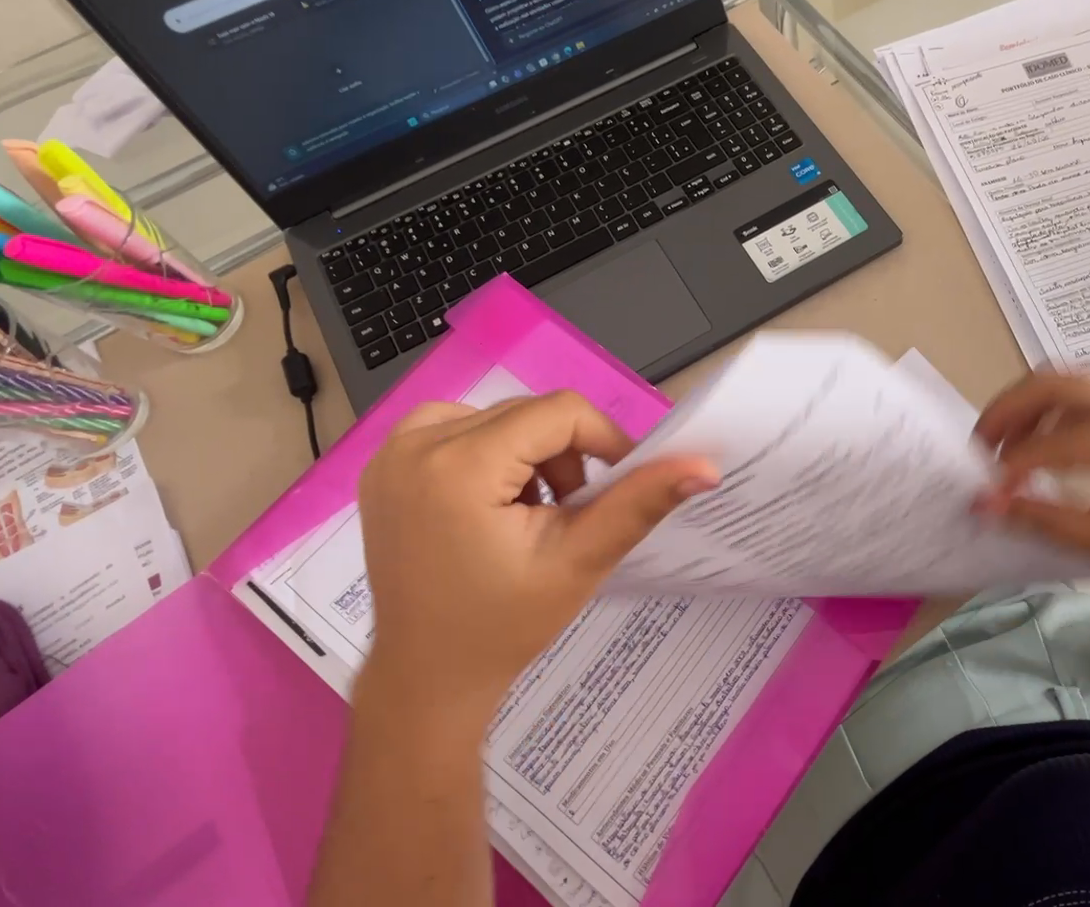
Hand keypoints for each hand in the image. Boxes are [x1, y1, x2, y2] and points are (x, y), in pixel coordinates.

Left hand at [356, 392, 717, 709]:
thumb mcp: (582, 560)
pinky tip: (493, 500)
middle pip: (530, 413)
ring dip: (531, 453)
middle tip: (570, 516)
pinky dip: (491, 452)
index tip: (618, 487)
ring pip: (500, 417)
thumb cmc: (505, 624)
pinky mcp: (385, 463)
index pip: (561, 412)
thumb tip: (704, 467)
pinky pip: (459, 427)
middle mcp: (416, 444)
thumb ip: (640, 503)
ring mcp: (393, 451)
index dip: (605, 441)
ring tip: (531, 513)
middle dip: (566, 455)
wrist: (428, 676)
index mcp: (460, 466)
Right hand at [975, 373, 1089, 600]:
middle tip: (979, 449)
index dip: (1012, 466)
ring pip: (1064, 380)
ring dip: (1025, 407)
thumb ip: (1044, 519)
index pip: (1056, 441)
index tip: (985, 495)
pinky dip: (1047, 410)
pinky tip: (1038, 444)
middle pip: (1054, 383)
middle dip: (1007, 412)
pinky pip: (1080, 392)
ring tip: (1002, 447)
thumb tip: (985, 504)